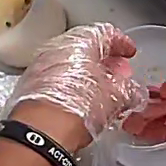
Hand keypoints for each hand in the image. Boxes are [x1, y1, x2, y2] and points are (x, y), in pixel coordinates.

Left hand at [5, 24, 147, 152]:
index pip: (106, 33)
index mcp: (81, 41)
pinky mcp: (31, 85)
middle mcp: (58, 48)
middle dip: (104, 60)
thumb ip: (129, 89)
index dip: (122, 43)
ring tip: (101, 91)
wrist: (40, 131)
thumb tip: (134, 91)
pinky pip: (56, 78)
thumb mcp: (115, 98)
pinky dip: (70, 85)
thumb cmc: (78, 107)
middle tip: (118, 73)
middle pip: (86, 48)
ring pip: (70, 63)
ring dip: (87, 74)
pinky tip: (80, 101)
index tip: (129, 52)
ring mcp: (41, 65)